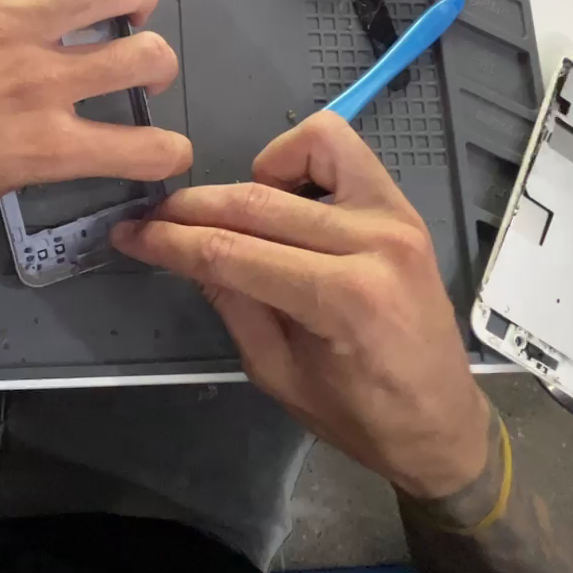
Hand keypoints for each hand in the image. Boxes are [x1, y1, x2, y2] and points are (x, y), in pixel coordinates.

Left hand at [0, 0, 191, 232]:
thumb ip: (20, 162)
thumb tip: (35, 142)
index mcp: (43, 147)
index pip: (141, 150)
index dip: (168, 153)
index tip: (166, 150)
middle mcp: (40, 82)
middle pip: (142, 56)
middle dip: (157, 60)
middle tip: (144, 60)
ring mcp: (5, 25)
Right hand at [111, 112, 488, 499]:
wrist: (444, 425)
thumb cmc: (358, 415)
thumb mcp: (274, 371)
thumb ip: (229, 301)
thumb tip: (179, 250)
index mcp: (342, 301)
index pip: (229, 252)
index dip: (168, 241)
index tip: (128, 234)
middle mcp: (371, 245)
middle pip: (251, 205)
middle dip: (186, 209)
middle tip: (150, 220)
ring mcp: (392, 217)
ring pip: (295, 155)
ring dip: (243, 181)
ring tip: (231, 217)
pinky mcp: (401, 206)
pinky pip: (338, 147)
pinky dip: (296, 156)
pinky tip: (282, 194)